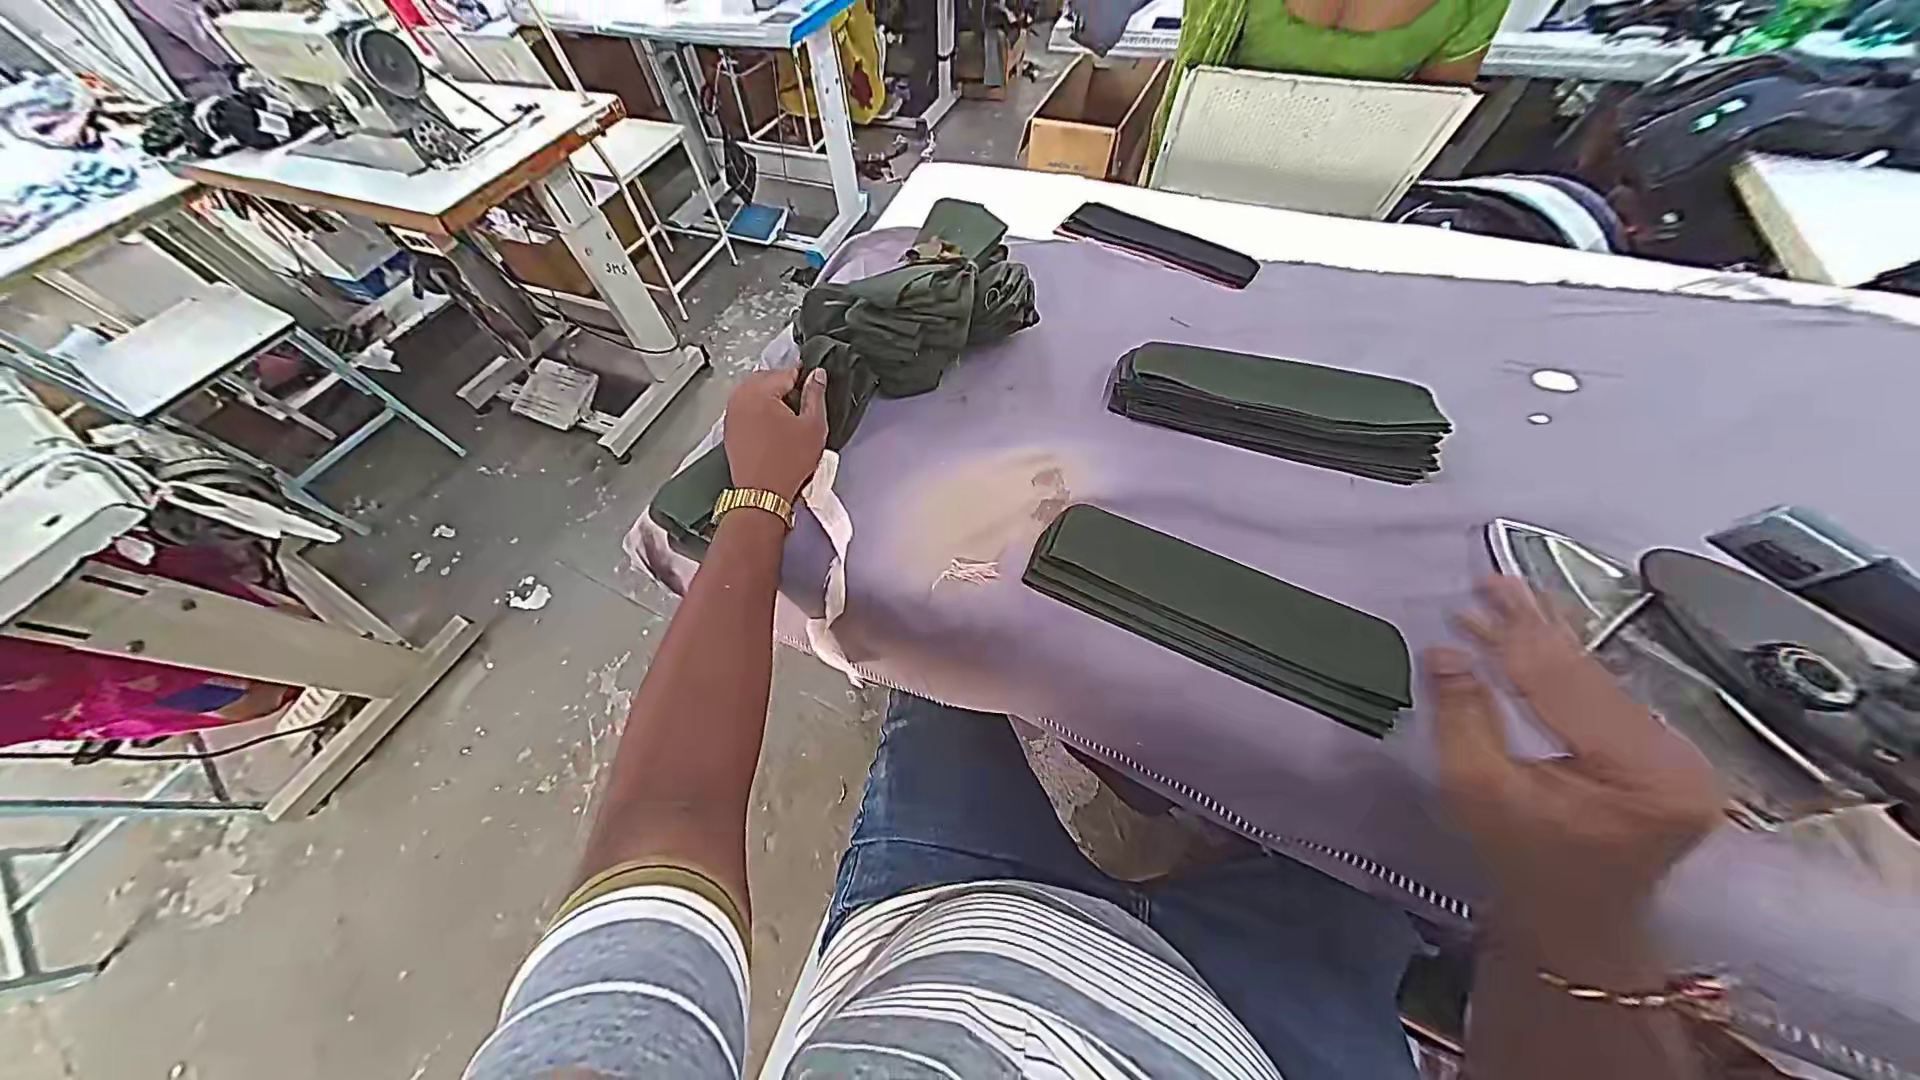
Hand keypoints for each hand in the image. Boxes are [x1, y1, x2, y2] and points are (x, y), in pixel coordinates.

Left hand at [723, 368, 826, 502]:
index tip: (813, 390)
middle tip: (802, 407)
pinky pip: (746, 408)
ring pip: (755, 392)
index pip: (787, 371)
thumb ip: (816, 395)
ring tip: (788, 420)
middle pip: (767, 378)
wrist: (763, 493)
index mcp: (760, 391)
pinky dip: (760, 412)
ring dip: (772, 399)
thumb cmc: (786, 464)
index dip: (805, 380)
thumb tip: (817, 376)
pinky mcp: (730, 428)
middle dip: (785, 387)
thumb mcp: (814, 426)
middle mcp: (741, 397)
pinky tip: (774, 430)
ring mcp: (732, 412)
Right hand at [1425, 577, 1726, 929]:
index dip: (1515, 639)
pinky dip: (1555, 659)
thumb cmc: (1520, 856)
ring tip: (1502, 596)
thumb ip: (1462, 716)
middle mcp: (1671, 757)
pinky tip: (1530, 632)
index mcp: (1641, 773)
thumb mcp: (1477, 788)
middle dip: (1530, 625)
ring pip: (1593, 676)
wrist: (1573, 911)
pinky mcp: (1651, 751)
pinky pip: (1597, 690)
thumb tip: (1445, 652)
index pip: (1565, 686)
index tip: (1479, 598)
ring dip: (1540, 636)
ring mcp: (1668, 753)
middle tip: (1492, 581)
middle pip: (1585, 673)